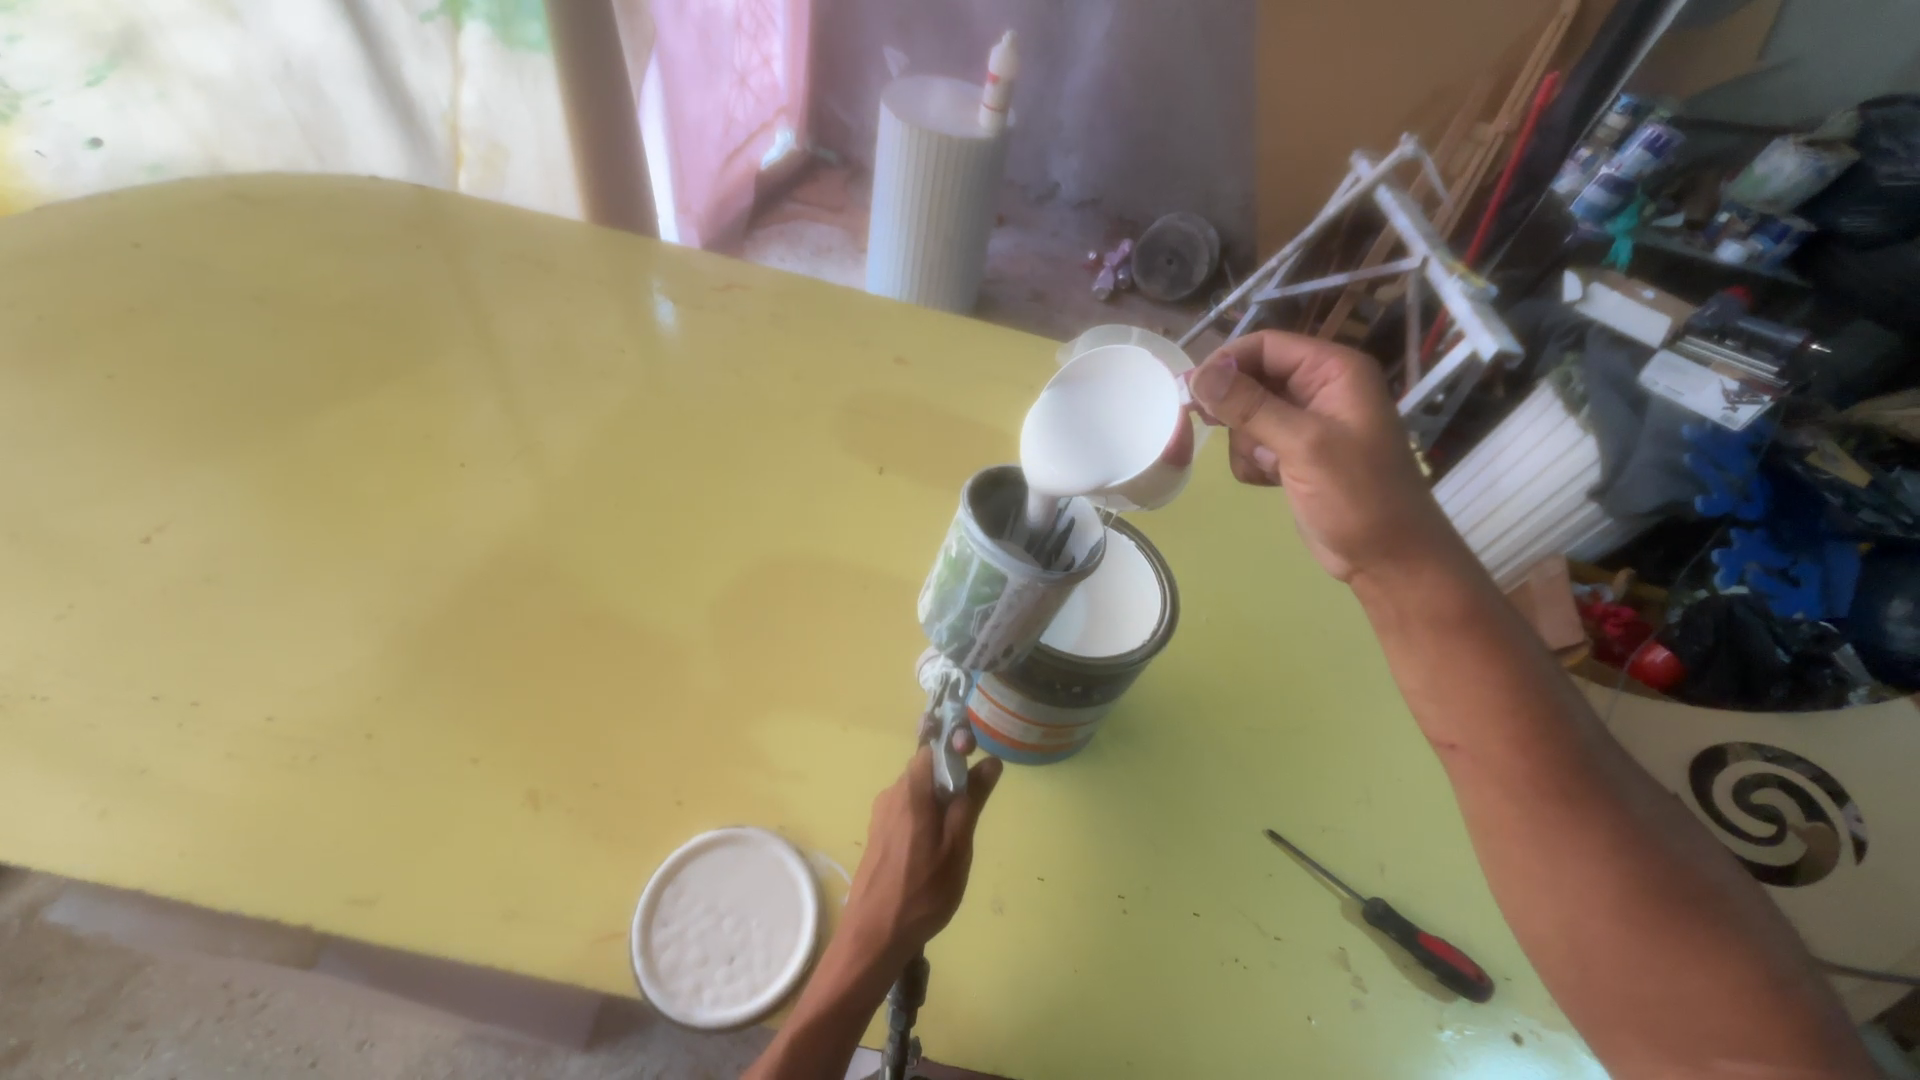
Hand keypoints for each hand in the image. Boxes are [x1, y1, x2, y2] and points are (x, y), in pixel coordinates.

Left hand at [838, 743, 1001, 966]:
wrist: (874, 935)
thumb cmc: (923, 890)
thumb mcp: (958, 844)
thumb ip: (972, 799)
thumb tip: (989, 761)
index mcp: (911, 790)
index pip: (933, 746)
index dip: (955, 747)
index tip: (975, 764)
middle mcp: (892, 794)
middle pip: (926, 770)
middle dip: (952, 781)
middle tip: (972, 813)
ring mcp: (882, 815)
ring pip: (918, 793)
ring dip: (940, 804)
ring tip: (956, 840)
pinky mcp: (879, 835)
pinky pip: (907, 812)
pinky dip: (926, 820)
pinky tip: (934, 852)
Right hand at [1185, 331, 1459, 583]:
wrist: (1386, 558)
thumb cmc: (1359, 496)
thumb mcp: (1304, 445)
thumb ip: (1251, 406)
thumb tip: (1199, 375)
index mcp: (1334, 372)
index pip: (1266, 345)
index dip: (1227, 362)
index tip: (1193, 391)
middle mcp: (1319, 390)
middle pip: (1252, 378)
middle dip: (1233, 407)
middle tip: (1213, 428)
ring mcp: (1306, 424)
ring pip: (1246, 414)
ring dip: (1244, 441)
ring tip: (1267, 466)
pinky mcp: (1294, 456)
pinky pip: (1252, 444)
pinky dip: (1251, 462)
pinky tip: (1270, 481)